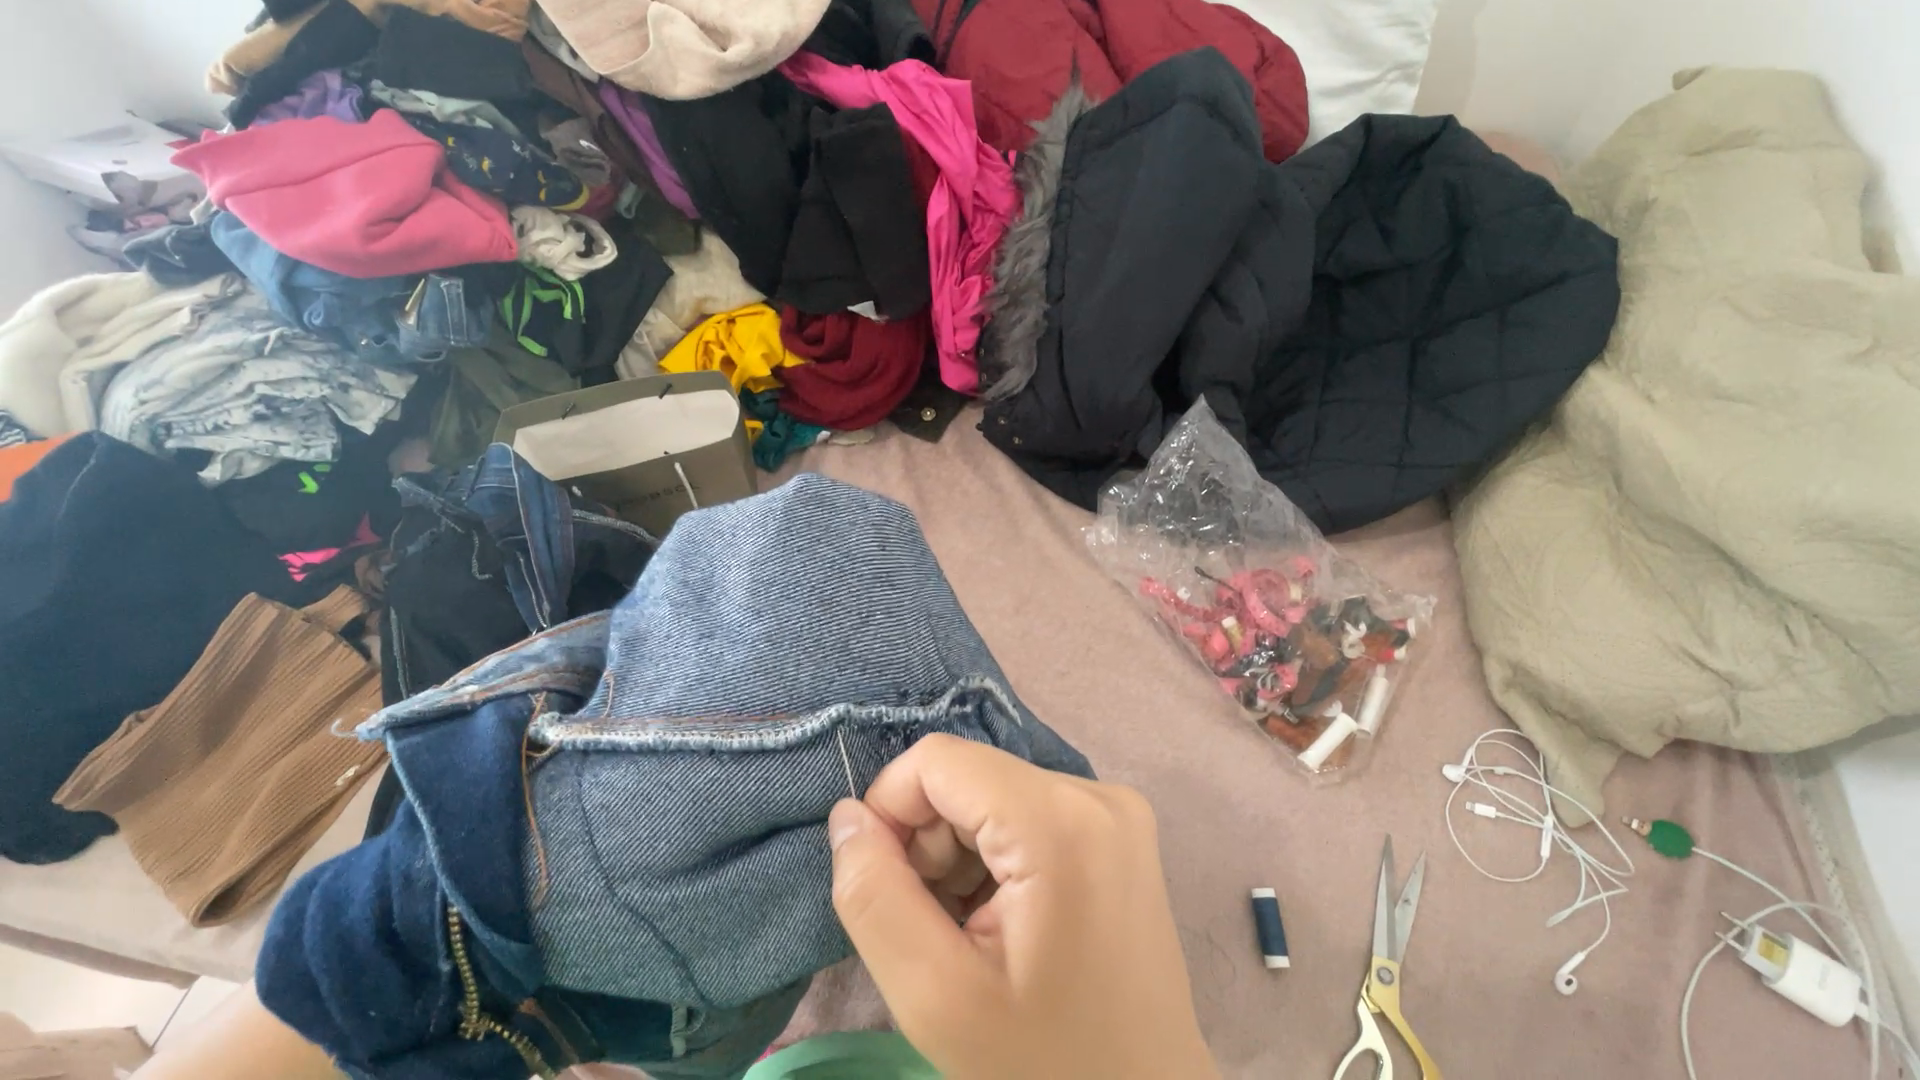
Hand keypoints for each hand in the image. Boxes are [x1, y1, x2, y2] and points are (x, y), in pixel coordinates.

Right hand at [828, 734, 1217, 1078]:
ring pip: (992, 795)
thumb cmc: (1042, 1065)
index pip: (936, 760)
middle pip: (967, 777)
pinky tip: (1005, 923)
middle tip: (936, 926)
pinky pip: (1027, 813)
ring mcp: (1116, 810)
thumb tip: (847, 816)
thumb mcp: (936, 996)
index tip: (887, 887)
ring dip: (959, 855)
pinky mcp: (1120, 831)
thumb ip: (873, 895)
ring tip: (972, 933)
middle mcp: (1097, 793)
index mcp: (1060, 821)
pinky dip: (995, 857)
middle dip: (929, 842)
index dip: (890, 810)